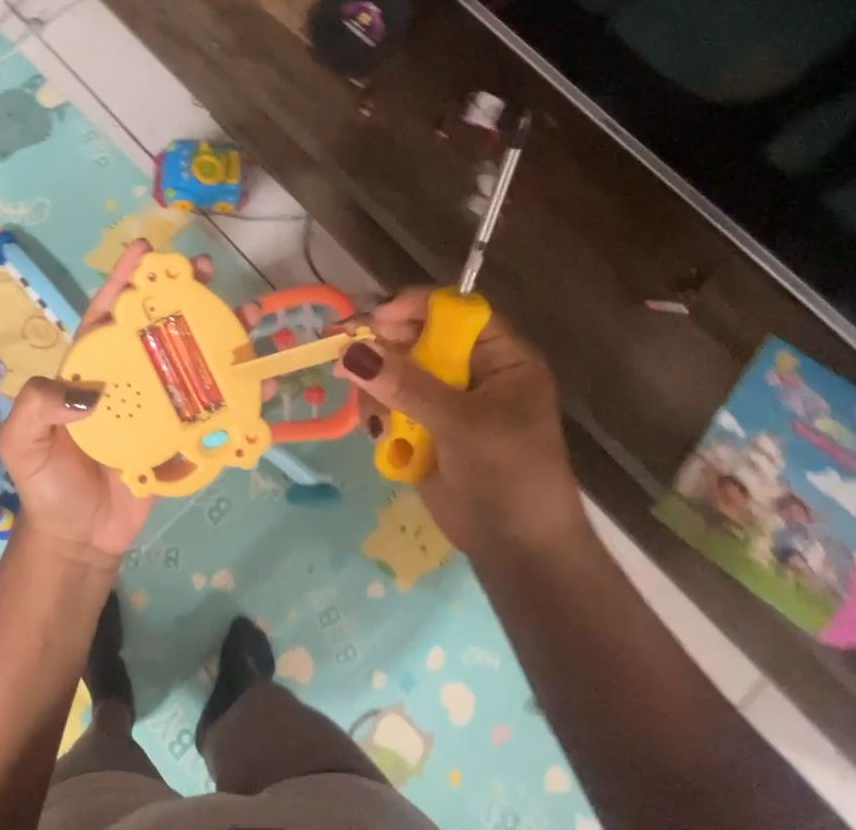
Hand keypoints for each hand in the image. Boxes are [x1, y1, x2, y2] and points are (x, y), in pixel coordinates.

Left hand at [0, 241, 258, 565]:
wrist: (79, 537)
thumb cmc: (47, 485)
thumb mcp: (22, 443)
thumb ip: (36, 407)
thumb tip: (88, 390)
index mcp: (89, 372)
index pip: (106, 316)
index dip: (124, 281)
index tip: (146, 250)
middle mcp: (126, 381)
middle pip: (156, 329)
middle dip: (180, 295)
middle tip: (204, 270)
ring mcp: (156, 408)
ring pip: (190, 361)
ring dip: (217, 334)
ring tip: (245, 314)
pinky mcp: (182, 439)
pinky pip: (211, 410)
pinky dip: (236, 392)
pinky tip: (257, 376)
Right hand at [336, 288, 587, 557]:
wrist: (516, 548)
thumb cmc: (508, 475)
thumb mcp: (461, 424)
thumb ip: (405, 385)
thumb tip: (350, 352)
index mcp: (501, 359)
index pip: (456, 312)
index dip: (416, 307)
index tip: (375, 319)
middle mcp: (471, 372)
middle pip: (416, 338)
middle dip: (380, 345)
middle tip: (339, 349)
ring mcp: (444, 400)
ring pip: (394, 371)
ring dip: (375, 385)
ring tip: (370, 411)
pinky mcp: (422, 427)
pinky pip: (387, 403)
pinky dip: (377, 413)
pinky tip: (377, 432)